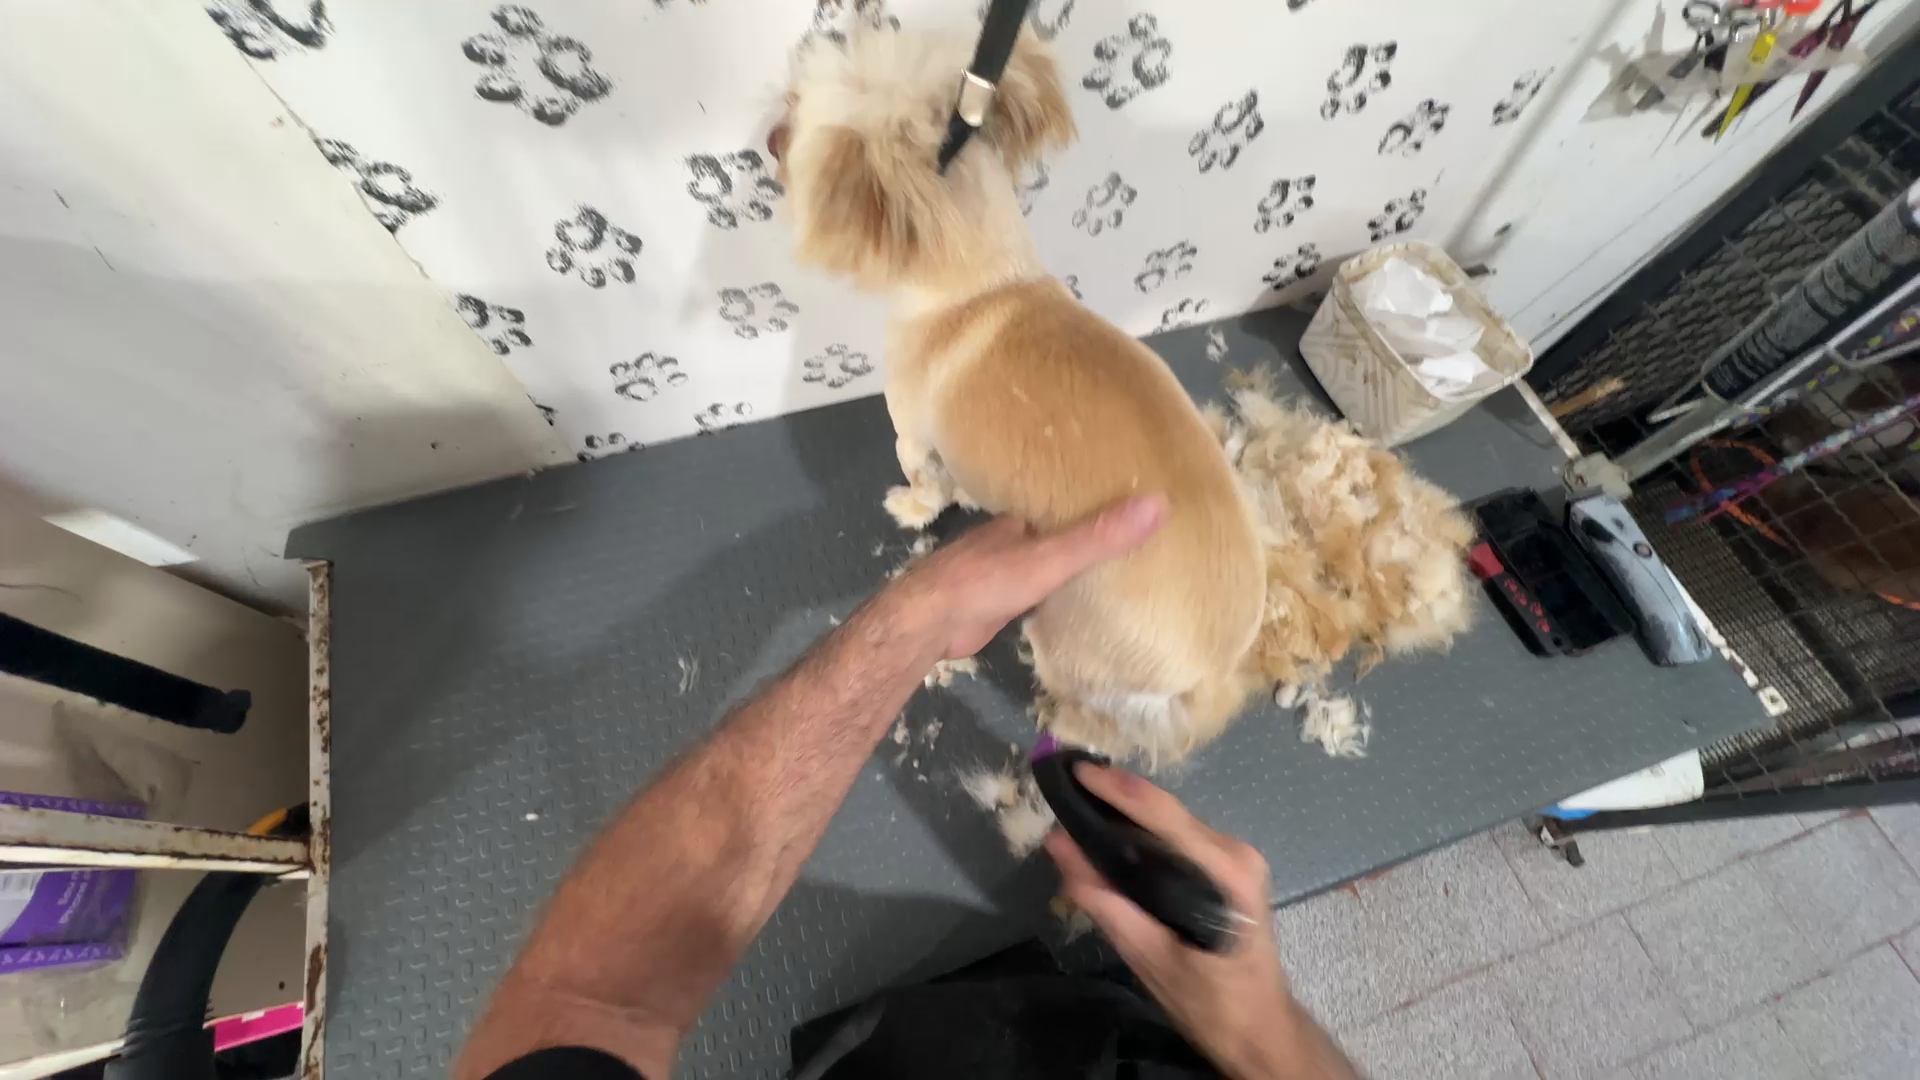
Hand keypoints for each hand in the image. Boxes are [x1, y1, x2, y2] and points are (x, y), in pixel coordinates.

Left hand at [894, 495, 1167, 659]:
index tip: (1134, 500)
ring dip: (1070, 566)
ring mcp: (999, 572)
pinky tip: (1077, 602)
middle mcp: (1008, 540)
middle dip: (1084, 535)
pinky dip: (1055, 595)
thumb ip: (1098, 536)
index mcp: (1019, 518)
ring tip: (1117, 568)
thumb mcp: (1051, 557)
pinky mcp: (995, 604)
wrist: (929, 624)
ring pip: (1044, 564)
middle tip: (1133, 539)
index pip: (1064, 502)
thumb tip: (1159, 503)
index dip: (1096, 501)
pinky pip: (1035, 593)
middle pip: (1054, 533)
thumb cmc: (987, 581)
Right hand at [1045, 764, 1301, 1079]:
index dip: (1115, 787)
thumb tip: (1058, 845)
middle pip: (1165, 810)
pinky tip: (1109, 832)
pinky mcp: (1227, 864)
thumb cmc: (1214, 1005)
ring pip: (1169, 818)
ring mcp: (1235, 855)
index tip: (1073, 771)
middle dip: (1114, 794)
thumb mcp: (1151, 959)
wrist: (1262, 1034)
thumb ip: (1105, 902)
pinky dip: (1141, 828)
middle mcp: (1235, 851)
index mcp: (1226, 871)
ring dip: (1125, 810)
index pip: (1163, 813)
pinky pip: (1176, 833)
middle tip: (1065, 788)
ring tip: (1077, 805)